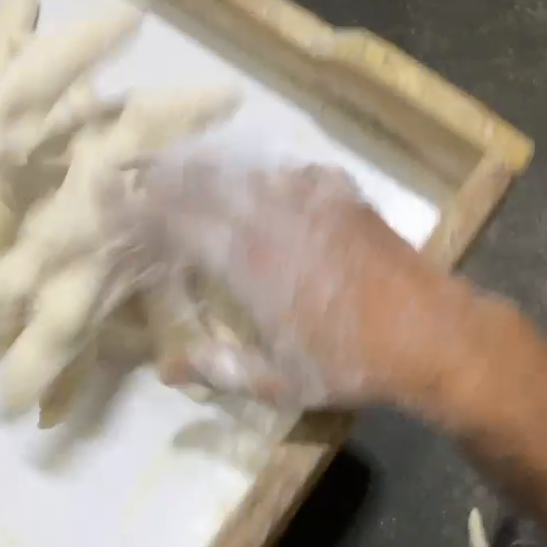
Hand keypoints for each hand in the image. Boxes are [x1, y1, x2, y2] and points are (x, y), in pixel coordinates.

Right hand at [131, 157, 480, 410]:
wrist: (431, 333)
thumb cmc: (352, 363)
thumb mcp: (281, 383)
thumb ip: (219, 369)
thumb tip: (165, 368)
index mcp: (250, 265)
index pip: (180, 226)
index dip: (142, 214)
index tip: (114, 206)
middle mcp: (276, 221)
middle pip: (209, 186)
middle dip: (169, 178)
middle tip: (141, 173)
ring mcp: (314, 204)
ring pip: (250, 171)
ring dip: (214, 167)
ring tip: (189, 164)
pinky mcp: (346, 199)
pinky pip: (298, 173)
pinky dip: (273, 173)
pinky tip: (269, 179)